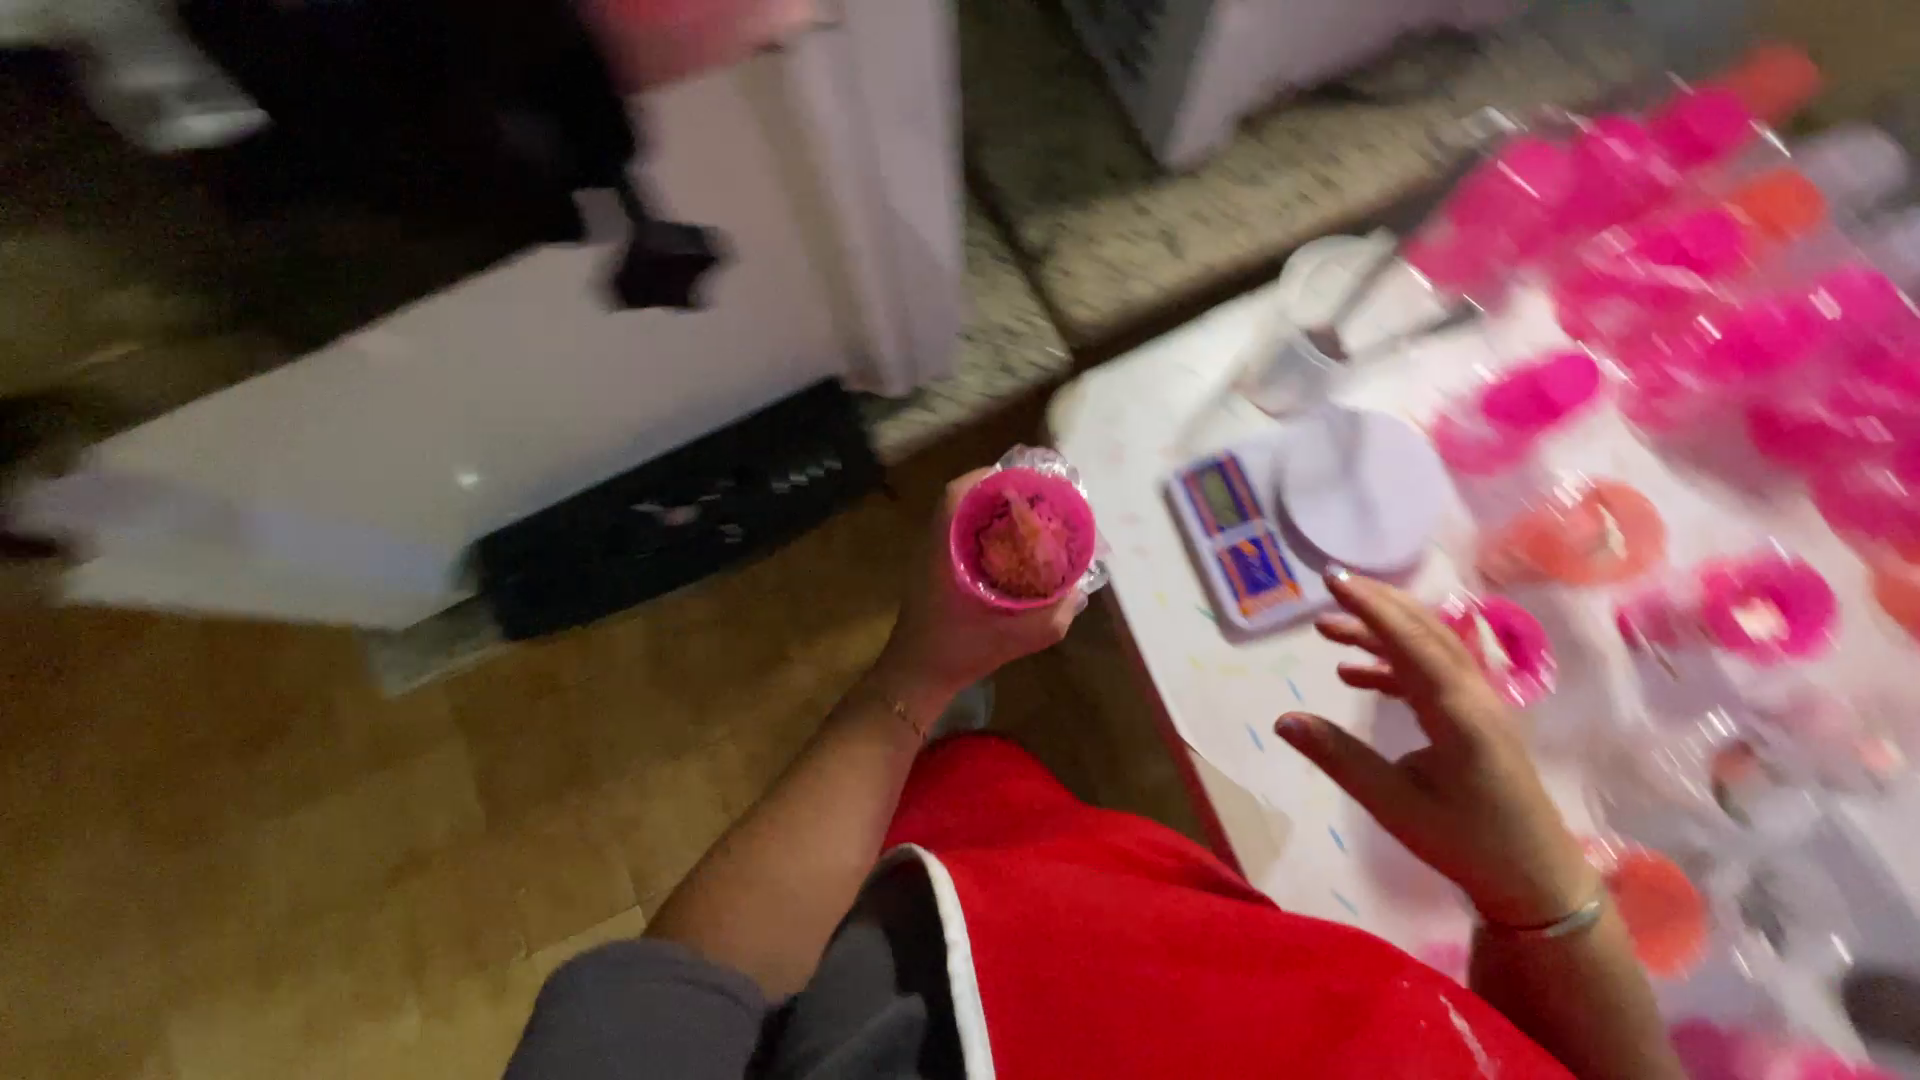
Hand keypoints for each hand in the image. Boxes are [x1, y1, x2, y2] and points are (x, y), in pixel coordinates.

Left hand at [877, 469, 1083, 698]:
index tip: (1023, 480)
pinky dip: (986, 535)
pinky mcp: (934, 573)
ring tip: (1030, 517)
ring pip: (961, 520)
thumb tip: (1078, 591)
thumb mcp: (1012, 640)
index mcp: (942, 551)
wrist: (915, 678)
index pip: (956, 495)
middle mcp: (932, 546)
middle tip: (1036, 498)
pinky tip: (1013, 551)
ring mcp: (930, 559)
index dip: (987, 478)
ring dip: (992, 514)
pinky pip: (960, 539)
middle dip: (999, 494)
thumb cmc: (956, 653)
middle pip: (962, 501)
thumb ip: (1051, 618)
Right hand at [1274, 572, 1595, 926]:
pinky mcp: (1475, 720)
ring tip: (1327, 629)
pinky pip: (1431, 674)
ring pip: (1428, 648)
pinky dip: (1391, 663)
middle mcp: (1473, 697)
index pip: (1411, 642)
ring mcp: (1479, 706)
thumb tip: (1283, 719)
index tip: (1333, 579)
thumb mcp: (1394, 805)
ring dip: (1380, 631)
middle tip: (1330, 583)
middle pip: (1425, 631)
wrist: (1537, 882)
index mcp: (1458, 714)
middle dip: (1376, 603)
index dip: (1370, 607)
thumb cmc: (1467, 844)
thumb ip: (1339, 757)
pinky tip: (1353, 673)